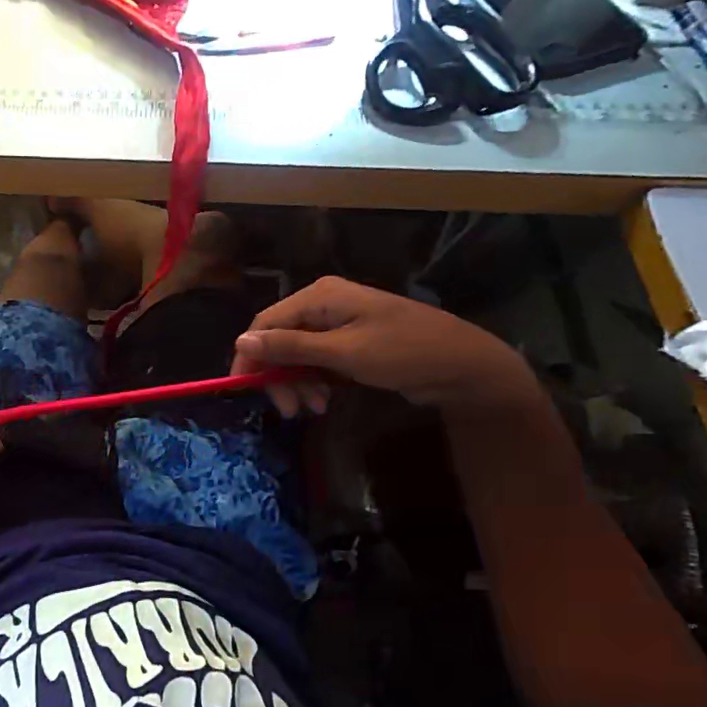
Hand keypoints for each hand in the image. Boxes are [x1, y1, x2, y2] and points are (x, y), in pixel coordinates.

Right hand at [229, 276, 531, 414]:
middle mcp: (324, 304)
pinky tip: (326, 400)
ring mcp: (339, 323)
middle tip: (290, 410)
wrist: (464, 365)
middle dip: (280, 375)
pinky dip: (316, 380)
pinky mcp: (351, 341)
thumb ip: (291, 346)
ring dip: (299, 382)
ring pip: (298, 353)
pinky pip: (319, 360)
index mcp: (319, 296)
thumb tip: (242, 340)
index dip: (251, 355)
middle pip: (281, 339)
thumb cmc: (403, 352)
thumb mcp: (344, 352)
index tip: (244, 388)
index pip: (266, 322)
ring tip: (315, 408)